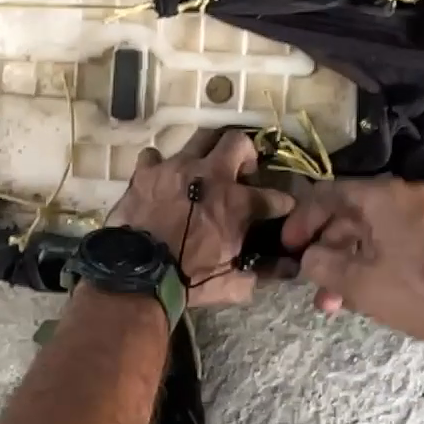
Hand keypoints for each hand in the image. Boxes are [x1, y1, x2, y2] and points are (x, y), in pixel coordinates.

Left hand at [107, 129, 292, 307]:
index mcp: (237, 203)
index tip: (280, 207)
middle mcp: (210, 175)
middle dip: (246, 154)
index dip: (281, 204)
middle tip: (240, 172)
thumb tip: (285, 270)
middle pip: (238, 142)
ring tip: (202, 171)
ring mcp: (176, 167)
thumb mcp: (233, 284)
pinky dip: (160, 165)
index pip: (275, 197)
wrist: (138, 273)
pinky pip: (155, 156)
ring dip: (206, 153)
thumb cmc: (188, 279)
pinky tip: (162, 178)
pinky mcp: (147, 171)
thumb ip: (259, 272)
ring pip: (200, 139)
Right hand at [280, 177, 423, 343]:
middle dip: (326, 249)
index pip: (325, 195)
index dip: (300, 220)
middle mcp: (405, 195)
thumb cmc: (422, 291)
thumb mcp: (360, 283)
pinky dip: (377, 260)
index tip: (287, 247)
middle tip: (313, 284)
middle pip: (350, 213)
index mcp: (381, 196)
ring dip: (351, 261)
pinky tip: (371, 292)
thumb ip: (322, 265)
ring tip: (338, 302)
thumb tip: (308, 256)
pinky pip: (399, 240)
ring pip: (375, 231)